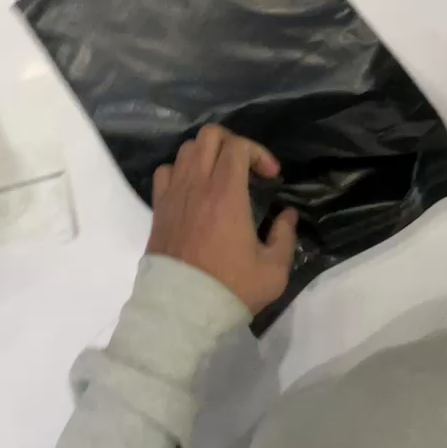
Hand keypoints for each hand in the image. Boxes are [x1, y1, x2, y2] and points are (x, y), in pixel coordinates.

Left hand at [148, 125, 298, 315]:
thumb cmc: (231, 287)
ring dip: (208, 154)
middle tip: (247, 167)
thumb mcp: (273, 269)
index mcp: (226, 193)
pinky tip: (194, 190)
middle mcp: (197, 184)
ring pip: (187, 149)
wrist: (183, 312)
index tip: (271, 176)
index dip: (259, 152)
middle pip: (210, 135)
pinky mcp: (159, 209)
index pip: (238, 146)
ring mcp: (174, 194)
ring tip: (221, 176)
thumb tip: (287, 215)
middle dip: (233, 143)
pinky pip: (166, 171)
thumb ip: (284, 235)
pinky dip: (181, 170)